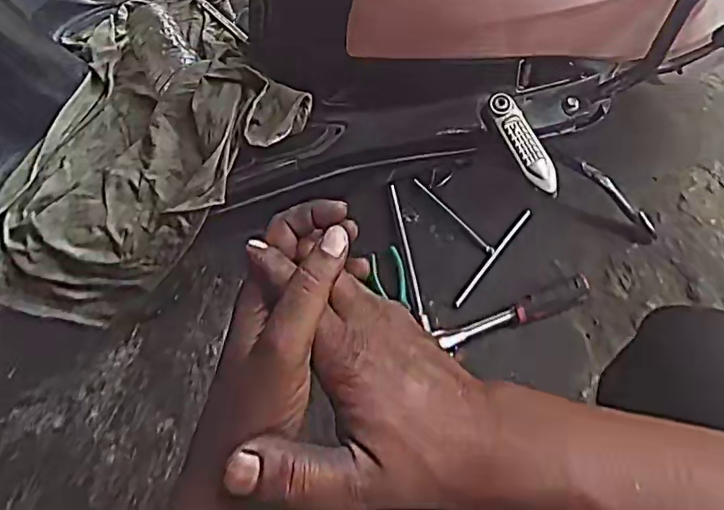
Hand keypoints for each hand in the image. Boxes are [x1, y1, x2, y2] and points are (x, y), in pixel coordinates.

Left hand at [174, 201, 363, 506]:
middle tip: (354, 233)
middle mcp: (268, 306)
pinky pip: (319, 305)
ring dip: (336, 261)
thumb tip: (332, 239)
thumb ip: (306, 292)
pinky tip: (353, 303)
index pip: (281, 231)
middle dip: (328, 233)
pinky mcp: (295, 351)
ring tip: (359, 262)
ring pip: (310, 277)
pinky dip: (340, 292)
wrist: (230, 482)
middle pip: (296, 248)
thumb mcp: (284, 346)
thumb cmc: (247, 419)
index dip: (312, 215)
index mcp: (260, 295)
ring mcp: (281, 328)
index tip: (342, 216)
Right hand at [224, 250, 500, 508]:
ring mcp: (392, 323)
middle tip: (265, 239)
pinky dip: (342, 278)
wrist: (484, 439)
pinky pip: (366, 289)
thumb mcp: (357, 484)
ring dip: (320, 263)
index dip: (278, 277)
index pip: (306, 307)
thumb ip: (294, 473)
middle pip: (327, 280)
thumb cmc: (432, 459)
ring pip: (348, 279)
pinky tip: (333, 284)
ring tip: (290, 248)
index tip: (255, 251)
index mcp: (354, 360)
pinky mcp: (404, 325)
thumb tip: (239, 466)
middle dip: (295, 257)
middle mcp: (374, 331)